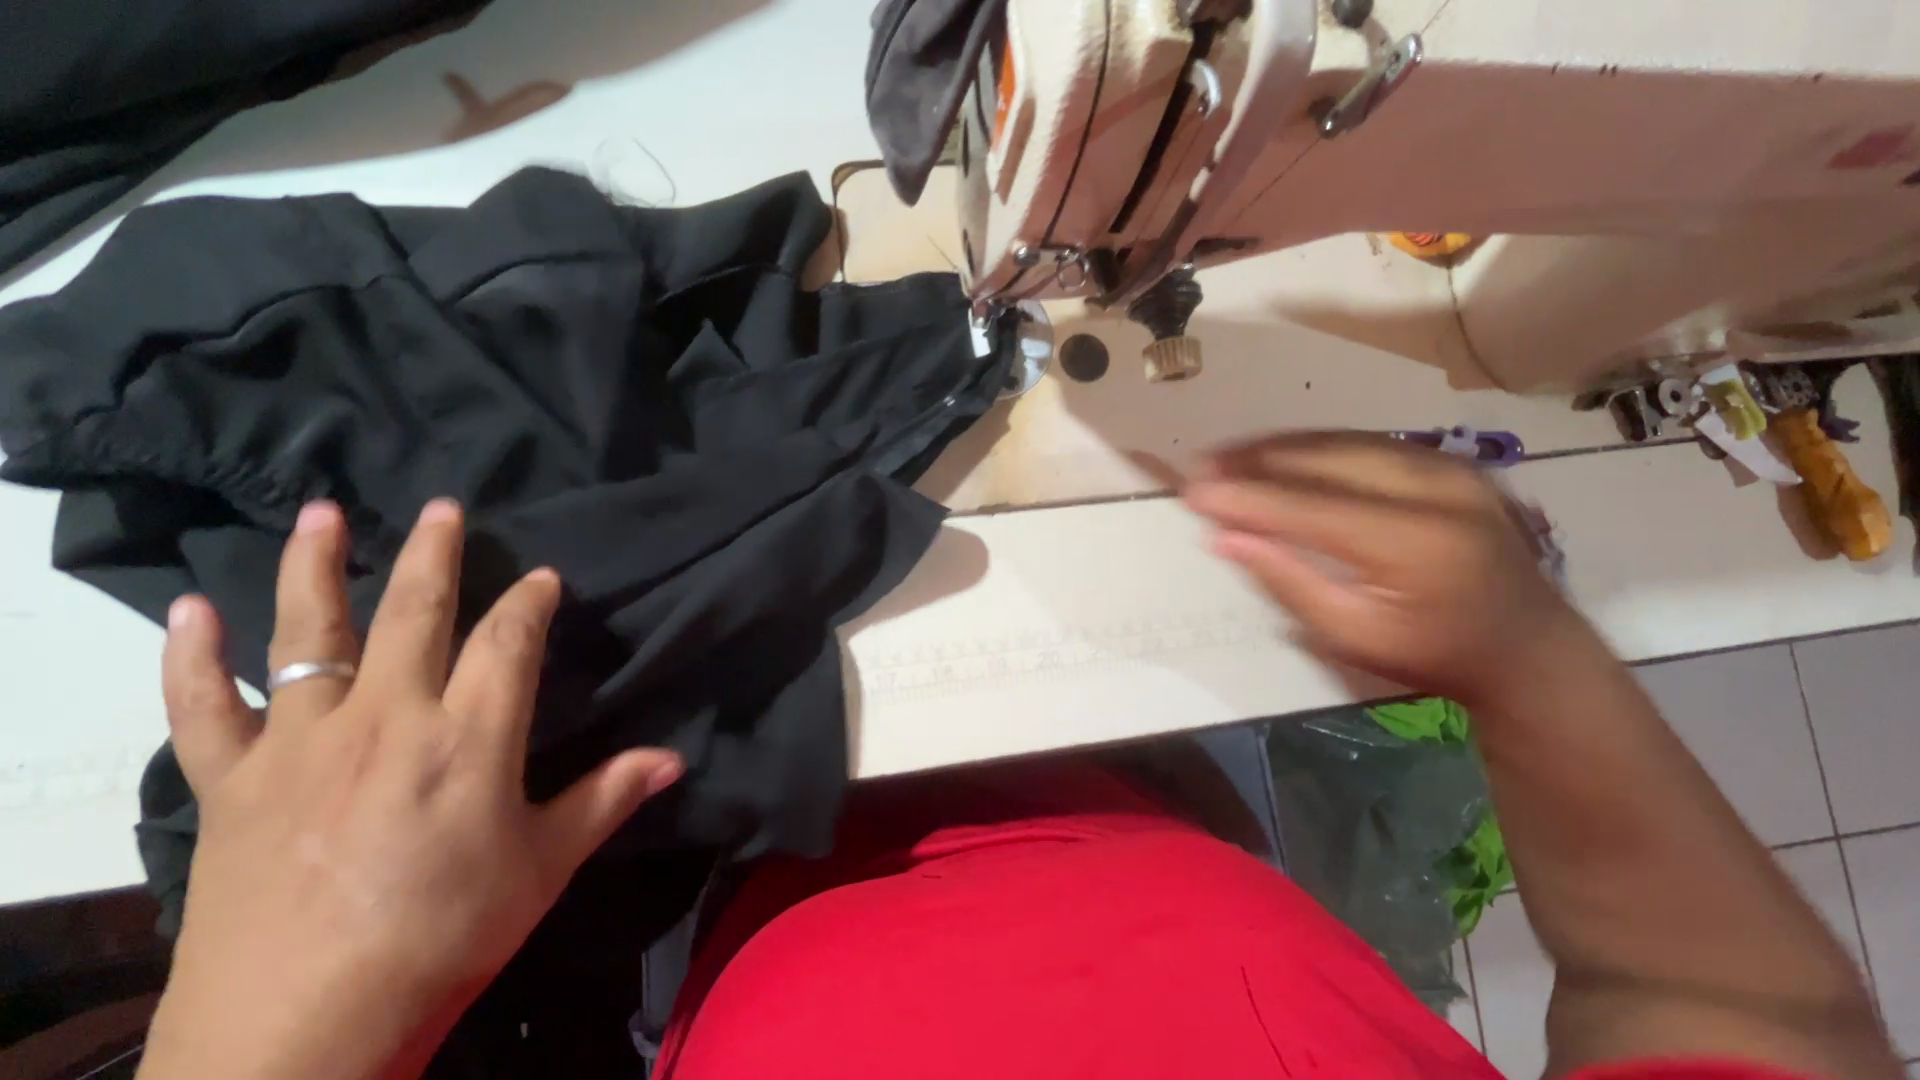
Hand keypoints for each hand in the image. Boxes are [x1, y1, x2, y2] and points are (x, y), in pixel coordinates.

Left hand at [141, 499, 682, 1079]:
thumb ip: (606, 799)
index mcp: (468, 736)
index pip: (508, 641)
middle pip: (415, 612)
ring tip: (324, 513)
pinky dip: (193, 657)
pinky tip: (191, 610)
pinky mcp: (232, 781)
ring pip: (309, 635)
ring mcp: (302, 742)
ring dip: (318, 568)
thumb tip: (675, 757)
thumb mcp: (543, 868)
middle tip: (444, 507)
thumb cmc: (446, 937)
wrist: (302, 1030)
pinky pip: (204, 707)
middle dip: (435, 554)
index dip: (528, 602)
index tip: (540, 577)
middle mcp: (387, 716)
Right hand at [1183, 431, 1591, 705]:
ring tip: (1228, 456)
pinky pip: (1368, 443)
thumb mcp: (1353, 636)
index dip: (1247, 498)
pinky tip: (1279, 456)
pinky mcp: (1451, 461)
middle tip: (1202, 464)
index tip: (1192, 492)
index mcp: (1419, 543)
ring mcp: (1451, 467)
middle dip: (1258, 459)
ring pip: (1346, 441)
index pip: (1312, 508)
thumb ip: (1289, 582)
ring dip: (1281, 447)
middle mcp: (1439, 489)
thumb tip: (1225, 539)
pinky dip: (1316, 448)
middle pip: (1328, 458)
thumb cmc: (1434, 655)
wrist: (1527, 648)